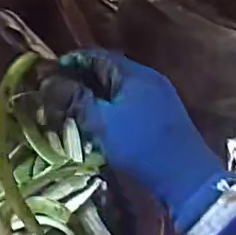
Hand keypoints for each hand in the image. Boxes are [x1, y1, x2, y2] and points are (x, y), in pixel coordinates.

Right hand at [40, 49, 226, 231]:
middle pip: (109, 70)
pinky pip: (130, 101)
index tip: (50, 73)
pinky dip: (111, 106)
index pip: (97, 56)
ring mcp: (159, 97)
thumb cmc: (141, 145)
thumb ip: (74, 98)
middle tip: (59, 92)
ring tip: (74, 108)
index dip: (71, 61)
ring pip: (119, 87)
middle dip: (82, 78)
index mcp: (135, 74)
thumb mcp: (101, 122)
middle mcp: (149, 79)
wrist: (187, 179)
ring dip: (96, 94)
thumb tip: (49, 81)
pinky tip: (99, 122)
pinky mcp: (163, 116)